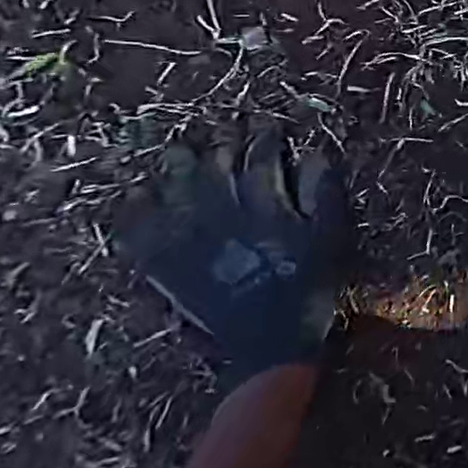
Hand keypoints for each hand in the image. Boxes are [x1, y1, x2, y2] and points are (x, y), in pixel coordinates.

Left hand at [121, 127, 349, 374]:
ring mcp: (193, 240)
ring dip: (177, 166)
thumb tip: (314, 153)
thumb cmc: (309, 284)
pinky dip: (136, 211)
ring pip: (177, 189)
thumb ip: (324, 193)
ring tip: (178, 151)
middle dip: (221, 141)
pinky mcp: (171, 266)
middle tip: (224, 128)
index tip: (266, 124)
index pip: (261, 156)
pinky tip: (136, 196)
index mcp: (266, 206)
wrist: (270, 344)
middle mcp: (225, 215)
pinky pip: (143, 232)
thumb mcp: (332, 237)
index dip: (264, 135)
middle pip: (215, 164)